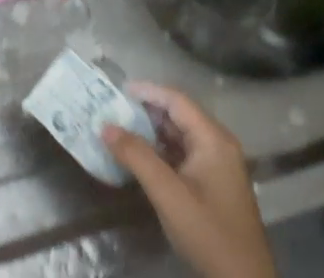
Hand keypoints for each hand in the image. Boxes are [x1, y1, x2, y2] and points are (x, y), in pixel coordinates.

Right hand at [102, 82, 275, 277]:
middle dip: (146, 111)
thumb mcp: (168, 194)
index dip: (147, 91)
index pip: (177, 101)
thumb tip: (105, 126)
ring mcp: (218, 166)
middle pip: (179, 116)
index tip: (116, 90)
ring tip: (118, 130)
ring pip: (180, 136)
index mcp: (213, 140)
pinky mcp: (213, 184)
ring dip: (151, 132)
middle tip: (111, 110)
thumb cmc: (208, 232)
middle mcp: (218, 145)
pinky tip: (139, 158)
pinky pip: (183, 155)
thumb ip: (137, 156)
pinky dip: (160, 151)